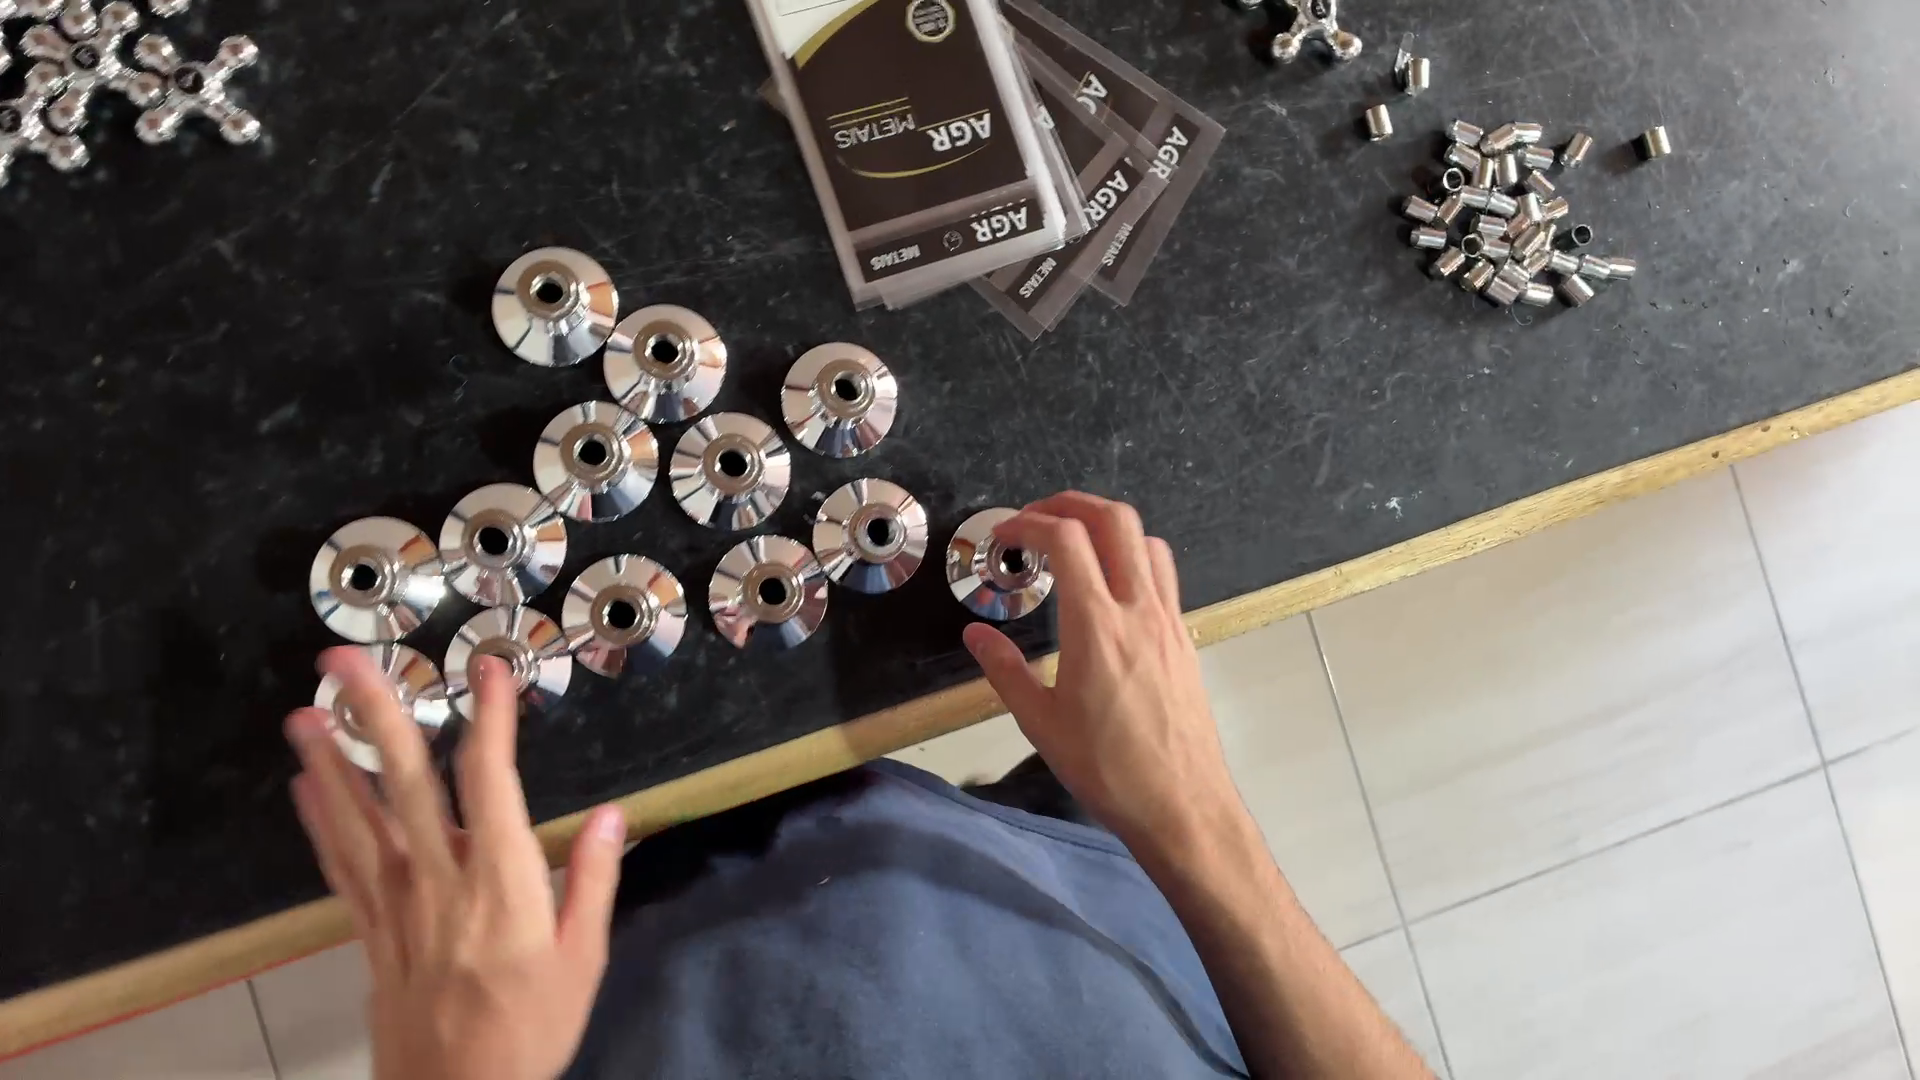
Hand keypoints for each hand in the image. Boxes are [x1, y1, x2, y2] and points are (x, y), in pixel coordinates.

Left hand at [285, 647, 627, 1079]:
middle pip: (403, 785)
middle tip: (344, 662)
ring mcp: (395, 904)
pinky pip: (340, 866)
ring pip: (357, 818)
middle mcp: (439, 880)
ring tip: (305, 710)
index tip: (490, 669)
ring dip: (329, 760)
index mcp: (501, 882)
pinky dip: (321, 820)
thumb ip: (595, 879)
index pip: (493, 782)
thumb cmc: (533, 1025)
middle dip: (375, 717)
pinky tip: (307, 785)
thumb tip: (615, 811)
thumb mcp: (585, 955)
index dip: (491, 720)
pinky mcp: (369, 930)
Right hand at [961, 492, 1239, 856]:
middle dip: (1071, 503)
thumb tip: (975, 633)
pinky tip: (1109, 588)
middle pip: (1115, 519)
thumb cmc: (1106, 769)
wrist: (1183, 807)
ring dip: (1107, 525)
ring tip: (1074, 543)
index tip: (1004, 534)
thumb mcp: (1040, 723)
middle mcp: (1139, 609)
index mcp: (1097, 625)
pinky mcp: (1184, 637)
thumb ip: (1004, 670)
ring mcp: (1169, 620)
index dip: (1029, 522)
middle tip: (1037, 516)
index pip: (1066, 540)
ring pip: (1146, 540)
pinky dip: (1132, 556)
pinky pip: (1162, 574)